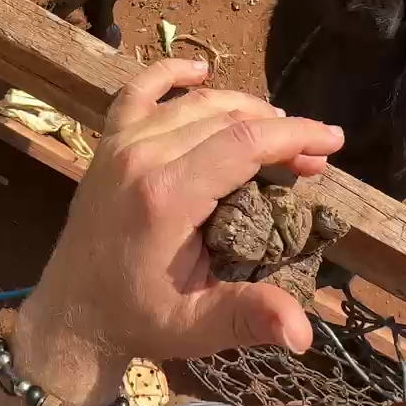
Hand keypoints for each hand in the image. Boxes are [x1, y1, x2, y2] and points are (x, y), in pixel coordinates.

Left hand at [20, 58, 342, 365]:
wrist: (72, 313)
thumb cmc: (139, 318)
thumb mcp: (197, 326)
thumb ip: (250, 317)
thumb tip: (305, 334)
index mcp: (166, 195)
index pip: (243, 144)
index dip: (294, 136)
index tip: (332, 140)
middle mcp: (142, 155)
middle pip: (226, 118)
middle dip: (279, 129)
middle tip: (311, 156)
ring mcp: (120, 142)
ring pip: (194, 103)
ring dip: (242, 107)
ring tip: (278, 128)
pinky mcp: (107, 140)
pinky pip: (139, 89)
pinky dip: (171, 73)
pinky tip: (200, 71)